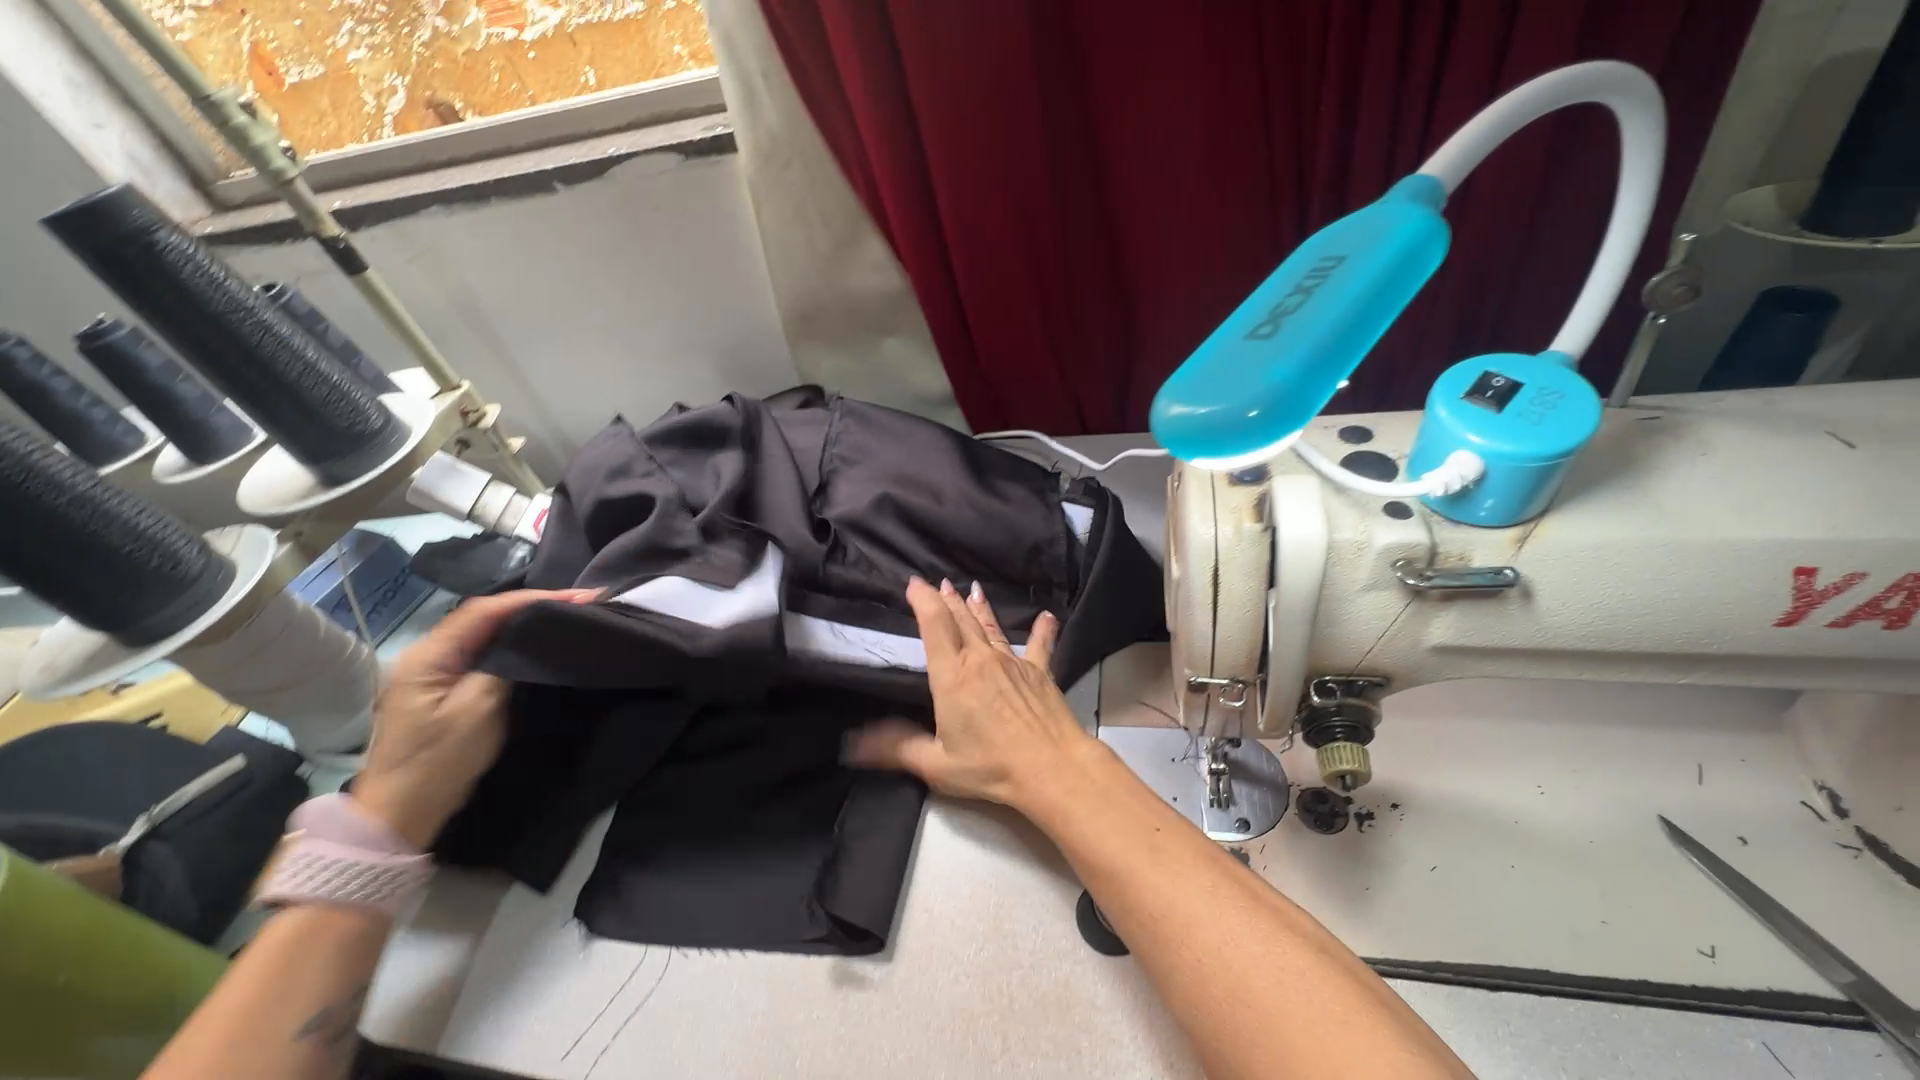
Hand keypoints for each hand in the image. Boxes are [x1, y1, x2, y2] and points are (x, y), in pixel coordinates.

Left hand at [353, 588, 595, 847]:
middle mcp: (428, 654)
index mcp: (430, 655)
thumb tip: (525, 643)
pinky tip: (537, 643)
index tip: (581, 598)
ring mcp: (432, 672)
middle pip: (484, 616)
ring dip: (524, 622)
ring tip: (567, 617)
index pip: (486, 611)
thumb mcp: (478, 712)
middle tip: (582, 603)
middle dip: (533, 605)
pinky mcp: (442, 689)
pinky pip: (482, 652)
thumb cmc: (438, 763)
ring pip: (484, 633)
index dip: (534, 599)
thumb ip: (502, 668)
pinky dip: (512, 643)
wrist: (399, 814)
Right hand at [847, 577, 1095, 810]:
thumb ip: (896, 748)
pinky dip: (1042, 630)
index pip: (934, 626)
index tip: (914, 583)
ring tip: (973, 588)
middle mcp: (980, 660)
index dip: (923, 601)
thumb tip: (852, 743)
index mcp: (952, 676)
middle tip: (939, 583)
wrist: (1051, 768)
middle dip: (948, 600)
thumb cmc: (990, 767)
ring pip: (992, 628)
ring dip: (980, 608)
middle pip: (961, 621)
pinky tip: (1047, 616)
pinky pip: (1040, 645)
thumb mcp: (936, 763)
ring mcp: (1013, 663)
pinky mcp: (1040, 673)